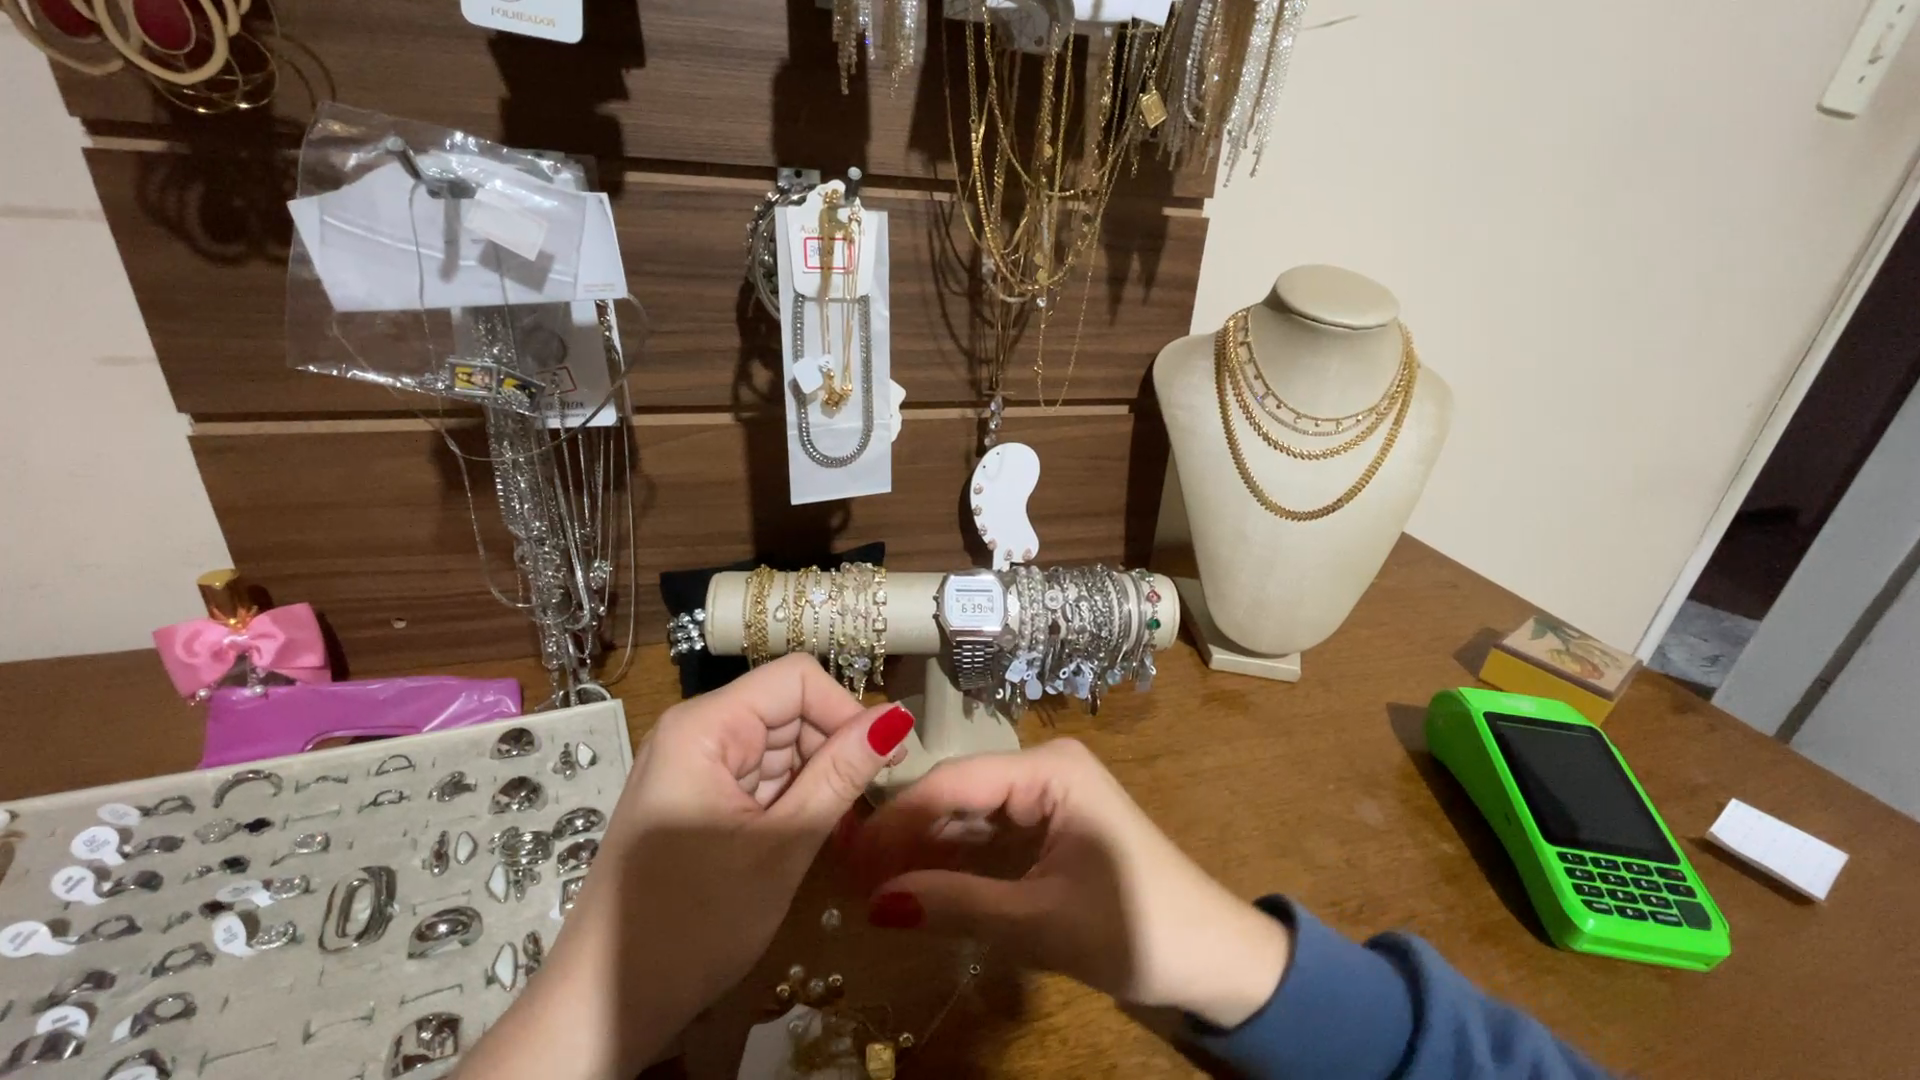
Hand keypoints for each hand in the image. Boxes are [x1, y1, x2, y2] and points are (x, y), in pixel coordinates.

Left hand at [458, 655, 916, 1079]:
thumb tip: (898, 719)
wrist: (609, 1003)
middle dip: (832, 749)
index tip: (884, 761)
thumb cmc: (695, 922)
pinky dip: (791, 799)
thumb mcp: (782, 845)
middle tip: (863, 807)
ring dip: (816, 778)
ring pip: (779, 745)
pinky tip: (805, 837)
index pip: (796, 680)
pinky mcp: (695, 797)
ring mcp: (693, 766)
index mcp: (705, 727)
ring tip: (834, 830)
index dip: (846, 711)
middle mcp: (696, 732)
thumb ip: (840, 775)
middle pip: (788, 710)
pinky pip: (758, 776)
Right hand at [849, 738, 1291, 1029]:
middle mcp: (1045, 768)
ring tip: (872, 881)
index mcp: (1051, 770)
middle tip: (850, 874)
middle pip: (959, 792)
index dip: (898, 818)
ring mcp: (1049, 794)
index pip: (955, 781)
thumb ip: (958, 906)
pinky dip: (956, 859)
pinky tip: (918, 881)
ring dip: (927, 847)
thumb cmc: (1137, 930)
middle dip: (907, 832)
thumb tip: (875, 904)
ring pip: (970, 814)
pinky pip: (991, 833)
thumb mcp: (1041, 922)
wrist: (1214, 958)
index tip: (848, 857)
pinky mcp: (1050, 823)